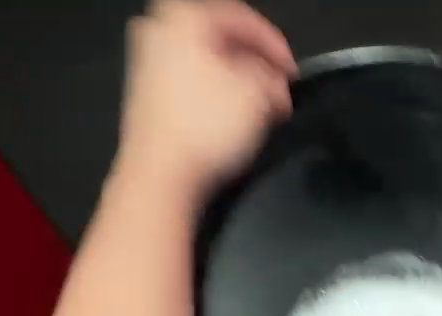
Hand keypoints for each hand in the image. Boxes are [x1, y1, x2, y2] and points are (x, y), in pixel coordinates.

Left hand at [114, 0, 296, 203]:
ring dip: (240, 87)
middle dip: (256, 69)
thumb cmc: (202, 129)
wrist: (161, 174)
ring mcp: (149, 65)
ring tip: (262, 113)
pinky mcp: (149, 98)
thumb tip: (276, 84)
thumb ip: (273, 81)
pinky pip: (194, 88)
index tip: (292, 72)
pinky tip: (235, 123)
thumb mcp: (256, 96)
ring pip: (209, 67)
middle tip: (279, 94)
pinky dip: (218, 100)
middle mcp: (160, 31)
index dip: (275, 46)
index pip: (242, 19)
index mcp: (183, 17)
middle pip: (223, 43)